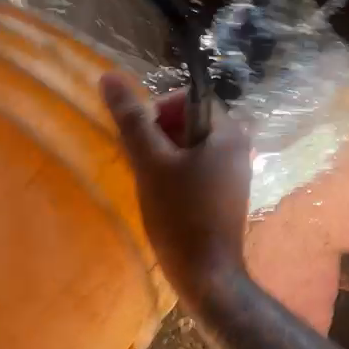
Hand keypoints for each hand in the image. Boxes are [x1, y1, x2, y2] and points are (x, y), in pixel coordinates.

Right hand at [101, 74, 251, 305]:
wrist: (207, 273)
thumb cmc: (180, 215)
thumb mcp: (150, 162)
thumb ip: (131, 119)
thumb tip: (109, 76)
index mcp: (230, 132)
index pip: (189, 97)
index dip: (159, 112)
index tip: (145, 142)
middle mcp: (240, 147)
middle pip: (190, 122)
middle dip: (160, 137)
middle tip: (145, 166)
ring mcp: (236, 173)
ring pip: (191, 147)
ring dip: (165, 159)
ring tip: (153, 185)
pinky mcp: (228, 194)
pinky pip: (198, 169)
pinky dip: (177, 176)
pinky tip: (166, 200)